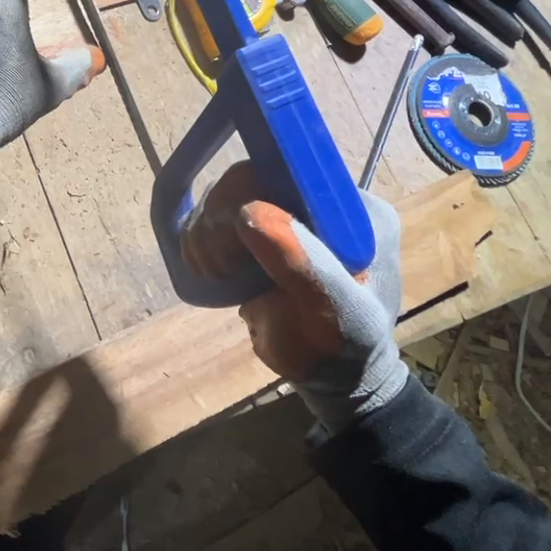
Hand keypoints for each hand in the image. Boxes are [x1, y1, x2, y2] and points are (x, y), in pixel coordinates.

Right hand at [180, 161, 406, 434]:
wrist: (331, 380)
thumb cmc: (343, 347)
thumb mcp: (336, 312)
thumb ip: (303, 263)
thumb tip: (250, 211)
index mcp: (352, 211)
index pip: (293, 170)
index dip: (254, 189)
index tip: (235, 229)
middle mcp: (315, 203)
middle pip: (248, 179)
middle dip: (222, 220)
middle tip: (220, 264)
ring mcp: (281, 217)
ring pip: (223, 198)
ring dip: (206, 234)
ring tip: (216, 274)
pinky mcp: (252, 235)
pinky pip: (210, 218)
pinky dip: (197, 240)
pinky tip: (207, 271)